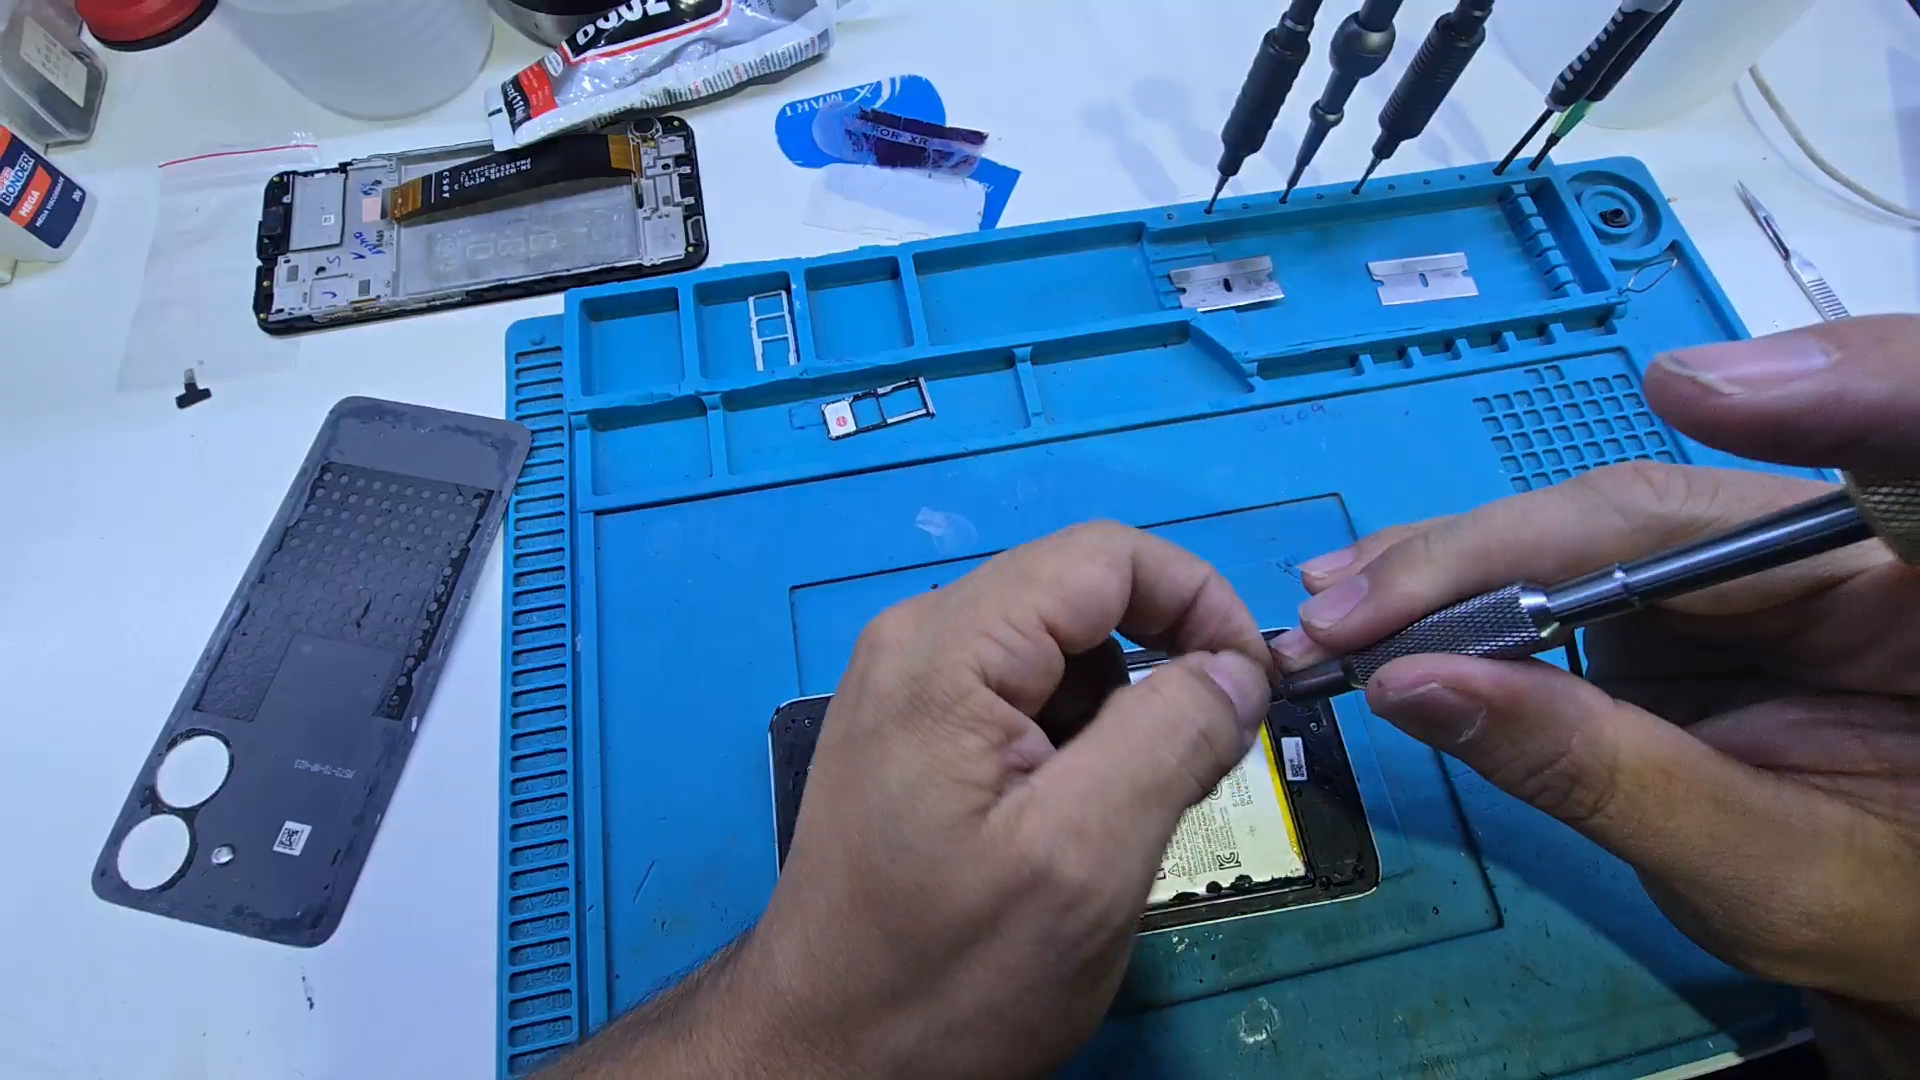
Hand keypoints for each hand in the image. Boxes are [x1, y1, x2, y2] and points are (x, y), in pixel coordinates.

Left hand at [545, 523, 1272, 1079]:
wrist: (825, 1050)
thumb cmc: (946, 973)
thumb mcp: (1083, 862)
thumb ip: (1171, 738)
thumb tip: (1234, 665)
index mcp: (950, 643)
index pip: (1102, 556)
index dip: (1195, 597)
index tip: (1248, 683)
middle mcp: (920, 632)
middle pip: (1077, 593)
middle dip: (1157, 658)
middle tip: (1192, 761)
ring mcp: (910, 673)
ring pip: (1057, 642)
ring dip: (1116, 703)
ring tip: (1113, 805)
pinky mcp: (914, 716)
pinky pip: (1021, 683)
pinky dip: (1073, 727)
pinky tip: (1063, 805)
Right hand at [1273, 317, 1919, 1035]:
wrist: (1887, 936)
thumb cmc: (1881, 925)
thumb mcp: (1761, 875)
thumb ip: (1596, 771)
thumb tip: (1404, 683)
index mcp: (1919, 602)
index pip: (1904, 464)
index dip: (1838, 394)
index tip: (1688, 390)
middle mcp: (1825, 554)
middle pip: (1636, 512)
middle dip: (1475, 553)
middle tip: (1344, 610)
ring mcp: (1729, 564)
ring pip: (1566, 527)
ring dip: (1435, 567)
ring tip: (1333, 607)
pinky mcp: (1657, 585)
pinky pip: (1538, 564)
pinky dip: (1447, 589)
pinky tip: (1377, 602)